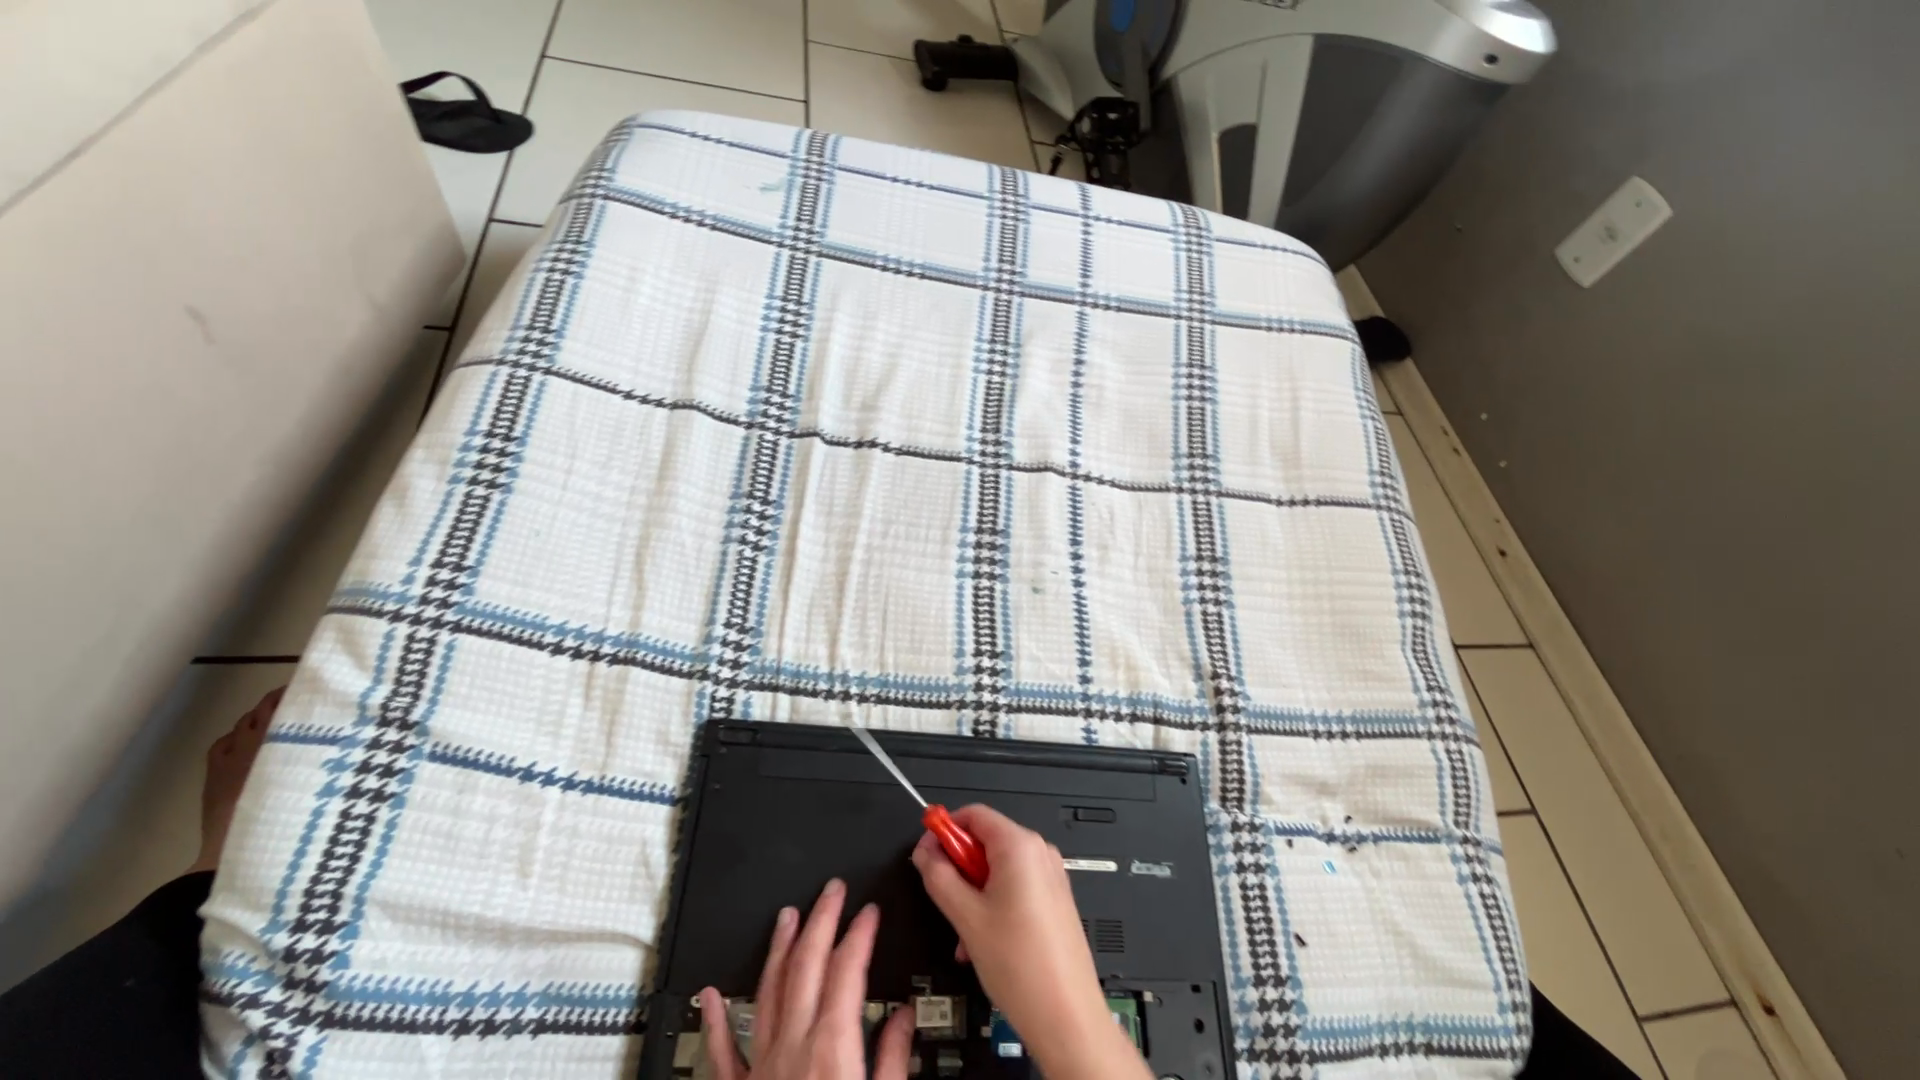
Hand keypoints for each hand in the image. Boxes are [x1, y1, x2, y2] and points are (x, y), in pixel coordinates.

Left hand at [697, 879, 914, 1079]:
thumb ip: (891, 1061)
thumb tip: (902, 1018)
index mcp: (832, 1051)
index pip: (846, 973)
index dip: (858, 935)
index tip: (869, 911)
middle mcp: (793, 1051)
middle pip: (805, 969)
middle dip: (820, 923)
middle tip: (831, 892)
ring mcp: (761, 1071)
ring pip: (766, 995)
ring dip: (777, 952)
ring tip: (785, 918)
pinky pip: (722, 1053)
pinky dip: (716, 1019)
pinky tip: (711, 995)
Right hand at [911, 806, 1151, 1079]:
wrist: (1065, 1014)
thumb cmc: (1022, 966)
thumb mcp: (965, 916)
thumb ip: (938, 876)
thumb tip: (925, 854)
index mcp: (1020, 847)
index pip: (973, 814)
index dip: (943, 830)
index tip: (925, 852)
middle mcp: (1040, 854)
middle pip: (985, 841)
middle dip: (958, 868)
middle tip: (942, 896)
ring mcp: (1050, 877)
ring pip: (996, 869)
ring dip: (972, 893)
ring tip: (963, 931)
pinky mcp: (1053, 900)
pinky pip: (1013, 887)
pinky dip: (991, 905)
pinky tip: (981, 940)